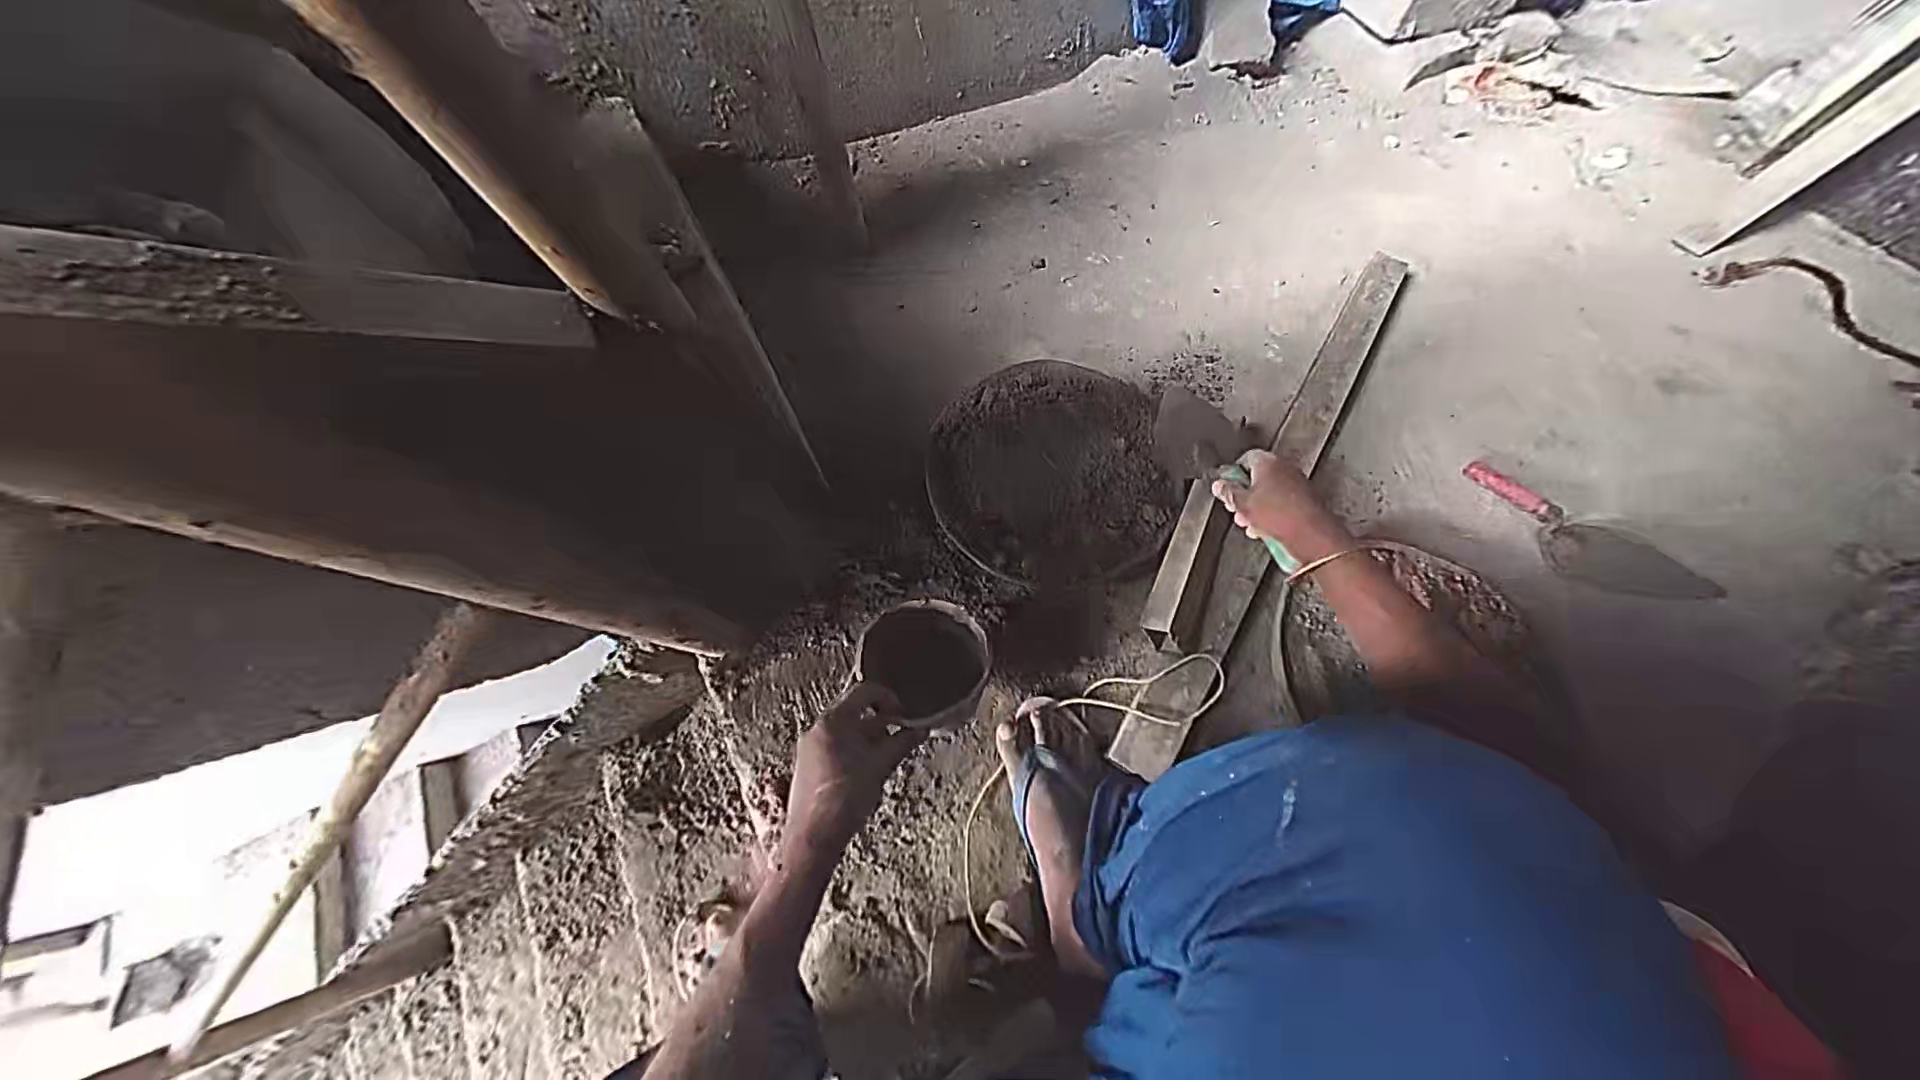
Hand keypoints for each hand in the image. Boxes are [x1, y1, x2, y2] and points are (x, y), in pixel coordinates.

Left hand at [783, 682, 922, 855]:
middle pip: (855, 710)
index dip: (889, 699)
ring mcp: (810, 746)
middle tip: (900, 735)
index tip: (903, 715)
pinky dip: (854, 748)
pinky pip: (835, 744)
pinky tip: (868, 768)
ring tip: (886, 755)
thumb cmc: (844, 801)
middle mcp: (817, 728)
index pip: (865, 692)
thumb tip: (918, 731)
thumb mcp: (880, 766)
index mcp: (833, 721)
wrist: (814, 837)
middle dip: (881, 721)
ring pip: (846, 729)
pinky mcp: (808, 763)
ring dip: (869, 736)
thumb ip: (902, 743)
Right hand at [1210, 449, 1350, 557]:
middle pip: (1257, 477)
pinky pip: (1282, 503)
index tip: (1227, 487)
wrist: (1310, 534)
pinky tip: (1265, 528)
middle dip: (1244, 495)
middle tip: (1236, 508)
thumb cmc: (1279, 515)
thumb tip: (1220, 485)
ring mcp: (1297, 484)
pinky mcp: (1306, 500)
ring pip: (1270, 492)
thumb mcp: (1241, 504)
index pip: (1245, 459)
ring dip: (1257, 507)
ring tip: (1250, 522)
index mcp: (1268, 462)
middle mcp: (1285, 468)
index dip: (1233, 474)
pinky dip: (1272, 514)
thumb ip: (1228, 492)